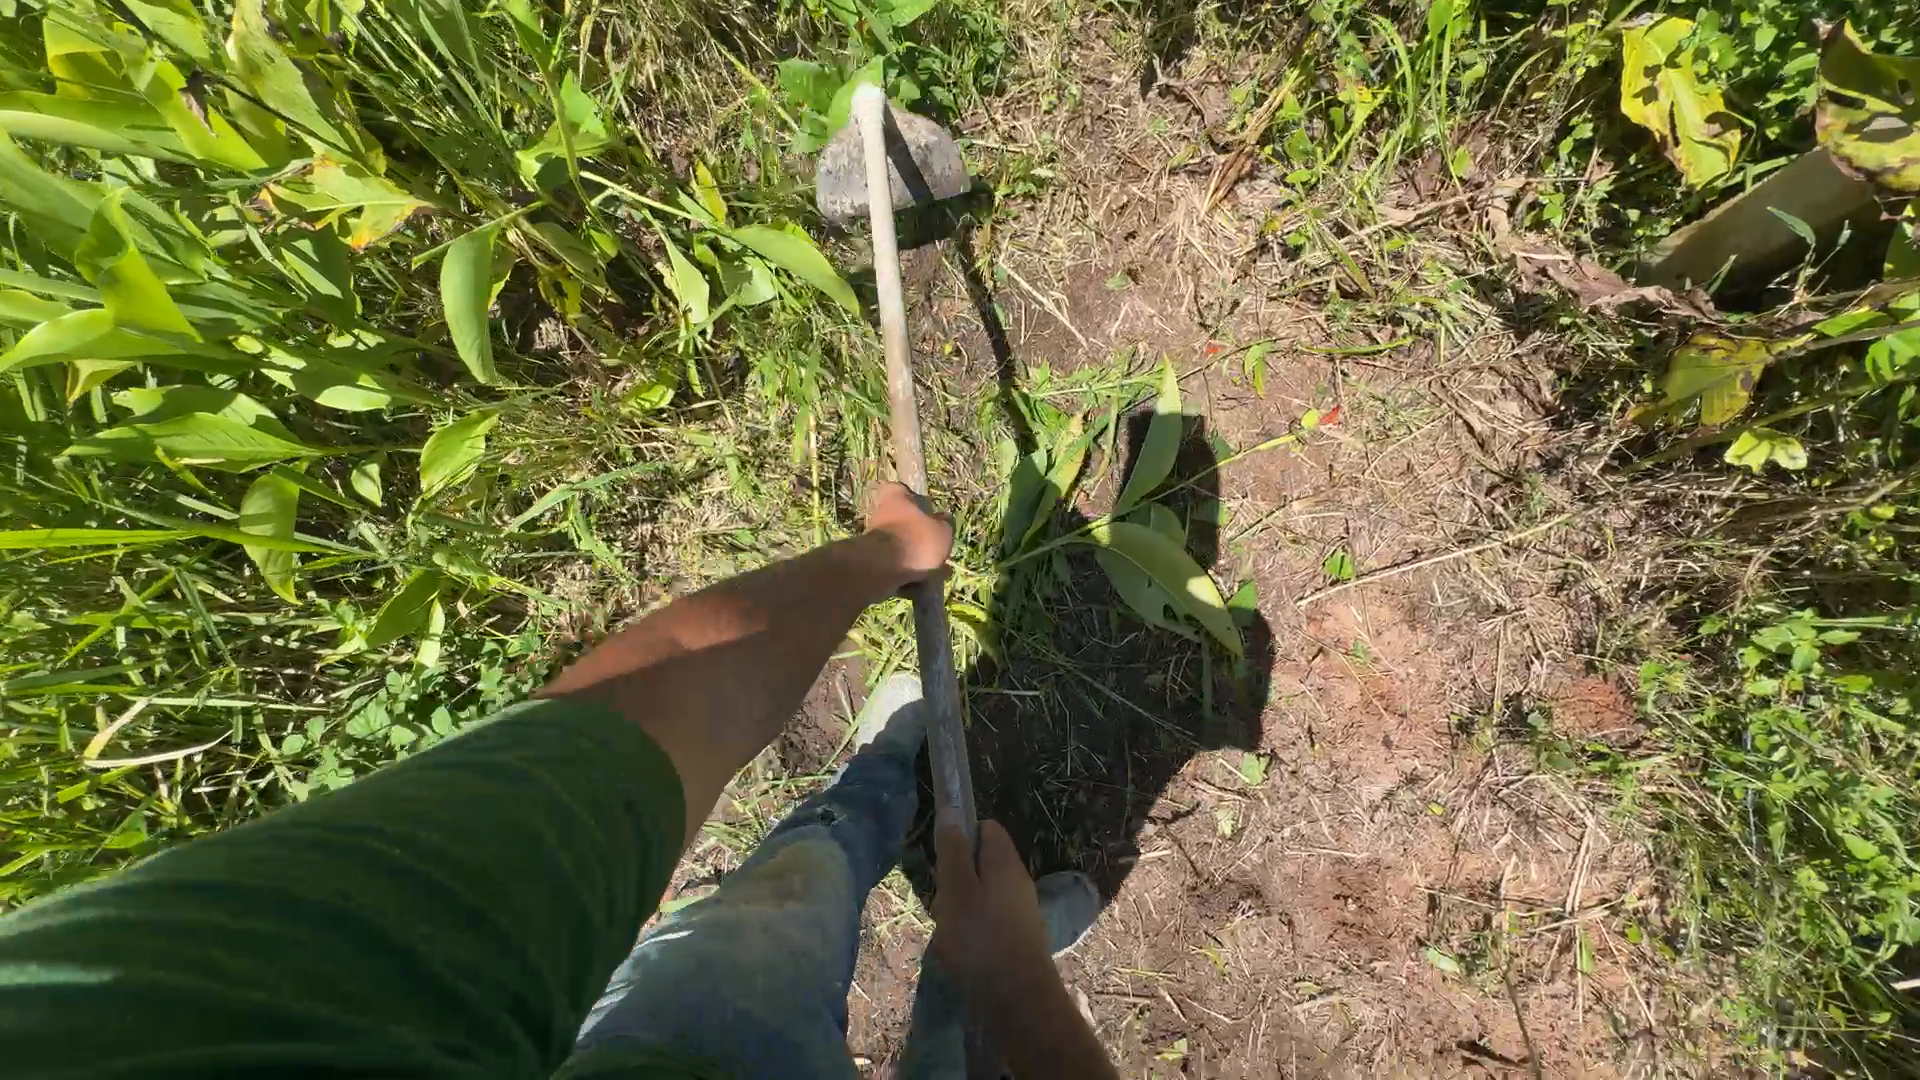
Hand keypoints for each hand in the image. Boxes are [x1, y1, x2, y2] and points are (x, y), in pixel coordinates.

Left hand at [865, 481, 952, 586]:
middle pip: (906, 525)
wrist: (884, 569)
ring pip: (902, 549)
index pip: (903, 491)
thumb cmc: (917, 540)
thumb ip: (945, 524)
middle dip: (923, 541)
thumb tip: (944, 520)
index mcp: (896, 498)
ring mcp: (873, 540)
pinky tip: (922, 586)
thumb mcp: (943, 530)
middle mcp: (881, 515)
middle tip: (939, 554)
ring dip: (917, 561)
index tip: (930, 516)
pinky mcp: (870, 562)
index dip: (918, 502)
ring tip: (937, 575)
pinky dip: (907, 576)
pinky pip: (895, 568)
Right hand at [929, 820, 1054, 1005]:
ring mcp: (1022, 909)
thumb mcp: (956, 888)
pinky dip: (973, 930)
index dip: (963, 836)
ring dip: (962, 907)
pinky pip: (990, 920)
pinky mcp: (1020, 937)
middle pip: (983, 862)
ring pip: (983, 894)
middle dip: (958, 877)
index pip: (986, 828)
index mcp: (1005, 860)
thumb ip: (953, 850)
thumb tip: (951, 810)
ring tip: (949, 931)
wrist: (1018, 1000)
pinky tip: (962, 952)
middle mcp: (1019, 879)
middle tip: (943, 900)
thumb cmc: (981, 937)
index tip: (944, 859)